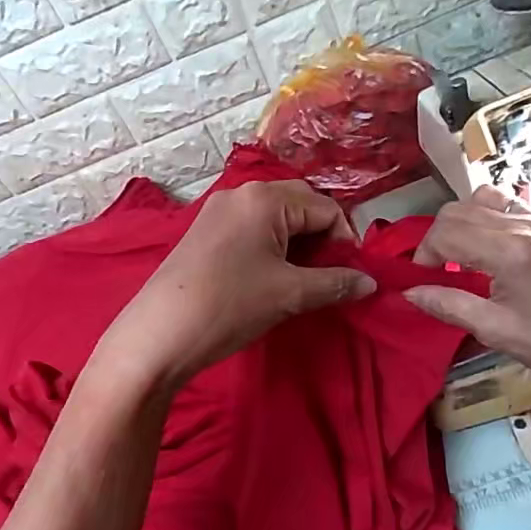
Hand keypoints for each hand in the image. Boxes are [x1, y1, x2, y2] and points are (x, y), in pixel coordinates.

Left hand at [96, 181, 375, 388]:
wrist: (158, 336)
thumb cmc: (230, 305)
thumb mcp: (291, 294)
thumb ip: (337, 283)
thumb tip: (371, 283)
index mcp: (265, 198)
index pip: (326, 208)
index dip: (346, 241)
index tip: (351, 276)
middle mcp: (242, 194)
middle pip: (302, 205)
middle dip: (323, 238)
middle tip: (329, 276)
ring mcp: (220, 211)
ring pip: (279, 218)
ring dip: (300, 244)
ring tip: (304, 281)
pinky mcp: (207, 232)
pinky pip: (255, 229)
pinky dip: (275, 248)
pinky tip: (275, 278)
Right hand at [404, 187, 530, 400]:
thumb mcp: (496, 331)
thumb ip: (449, 305)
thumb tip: (410, 293)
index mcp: (509, 250)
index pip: (446, 231)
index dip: (424, 253)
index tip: (423, 278)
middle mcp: (527, 224)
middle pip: (462, 208)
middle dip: (440, 235)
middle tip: (439, 268)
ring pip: (489, 198)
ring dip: (467, 220)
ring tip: (467, 254)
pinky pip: (517, 206)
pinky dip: (496, 219)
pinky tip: (500, 252)